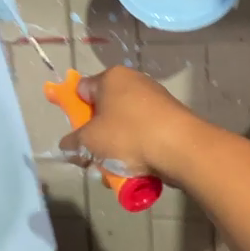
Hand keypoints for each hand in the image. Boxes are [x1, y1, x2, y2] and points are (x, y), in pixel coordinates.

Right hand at [57, 66, 201, 181]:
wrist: (181, 148)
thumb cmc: (128, 135)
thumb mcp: (89, 142)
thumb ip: (72, 143)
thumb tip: (68, 146)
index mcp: (111, 78)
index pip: (82, 90)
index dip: (73, 110)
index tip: (74, 132)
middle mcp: (133, 83)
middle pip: (104, 111)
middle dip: (97, 138)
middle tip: (94, 158)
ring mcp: (155, 100)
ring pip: (124, 128)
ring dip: (116, 151)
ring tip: (116, 171)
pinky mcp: (170, 119)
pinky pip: (144, 135)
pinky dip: (138, 152)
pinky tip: (137, 171)